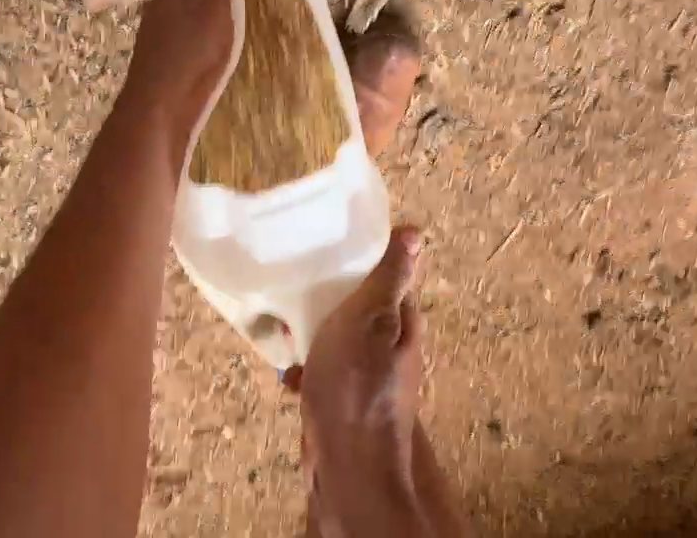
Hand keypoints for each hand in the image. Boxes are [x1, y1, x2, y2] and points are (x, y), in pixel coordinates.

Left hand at [120, 0, 237, 142]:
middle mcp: (159, 8)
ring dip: (204, 17)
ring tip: (231, 26)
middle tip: (240, 0)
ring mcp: (157, 37)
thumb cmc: (192, 51)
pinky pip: (184, 40)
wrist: (160, 108)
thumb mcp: (211, 4)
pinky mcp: (161, 62)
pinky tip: (212, 53)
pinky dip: (199, 40)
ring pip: (184, 15)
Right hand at [289, 227, 431, 536]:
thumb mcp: (371, 318)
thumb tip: (414, 232)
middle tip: (296, 281)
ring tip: (282, 321)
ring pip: (334, 339)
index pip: (388, 278)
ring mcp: (365, 379)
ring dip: (309, 330)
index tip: (328, 243)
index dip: (361, 260)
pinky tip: (287, 369)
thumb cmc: (358, 383)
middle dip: (327, 296)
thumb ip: (388, 279)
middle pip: (357, 308)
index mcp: (402, 325)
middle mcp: (389, 351)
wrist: (345, 464)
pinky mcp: (341, 401)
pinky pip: (319, 369)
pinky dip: (302, 365)